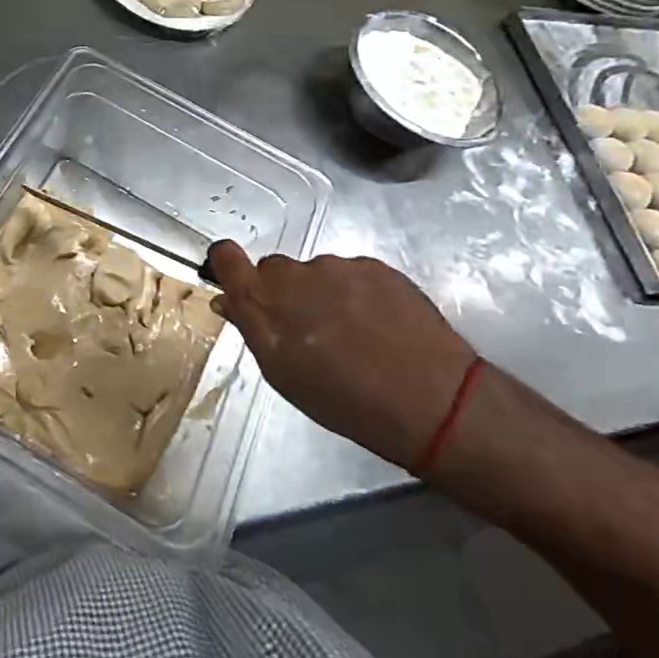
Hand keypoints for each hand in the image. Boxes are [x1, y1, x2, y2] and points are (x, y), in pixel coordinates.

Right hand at [207, 243, 476, 471]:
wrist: (431, 400)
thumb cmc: (344, 400)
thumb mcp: (283, 375)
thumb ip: (252, 328)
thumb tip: (229, 300)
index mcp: (266, 301)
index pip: (227, 257)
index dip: (227, 265)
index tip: (235, 281)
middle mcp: (298, 274)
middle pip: (275, 269)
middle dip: (282, 293)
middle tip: (306, 332)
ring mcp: (340, 267)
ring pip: (316, 273)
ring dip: (322, 294)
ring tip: (351, 335)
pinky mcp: (378, 267)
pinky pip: (352, 274)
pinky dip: (356, 294)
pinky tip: (377, 326)